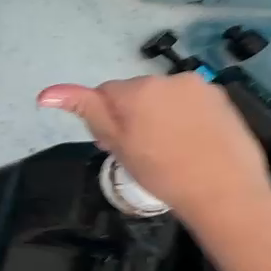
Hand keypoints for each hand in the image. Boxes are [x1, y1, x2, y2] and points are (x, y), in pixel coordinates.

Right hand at [37, 74, 270, 220]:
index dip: (105, 120)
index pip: (102, 94)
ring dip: (158, 116)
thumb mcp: (115, 142)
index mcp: (137, 88)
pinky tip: (189, 145)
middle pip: (134, 94)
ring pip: (162, 98)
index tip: (116, 144)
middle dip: (131, 115)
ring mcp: (201, 88)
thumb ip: (84, 109)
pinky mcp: (223, 100)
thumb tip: (45, 93)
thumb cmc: (160, 170)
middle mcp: (169, 78)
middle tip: (139, 151)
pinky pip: (189, 103)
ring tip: (166, 150)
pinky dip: (184, 118)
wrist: (224, 192)